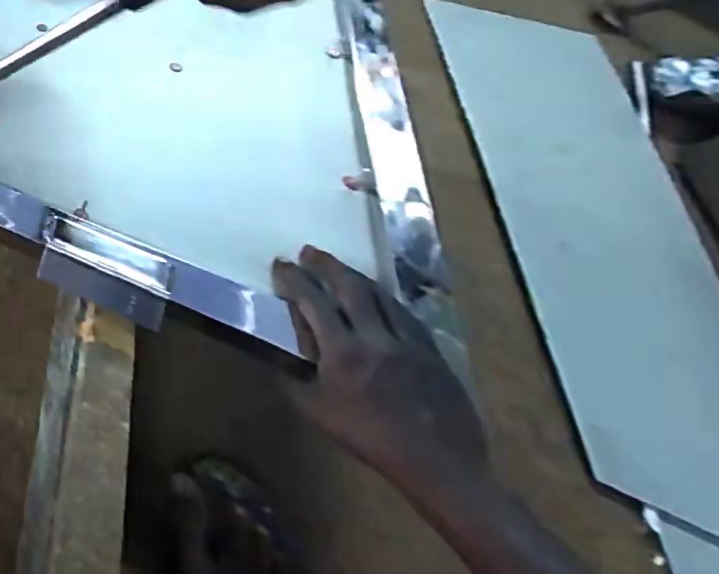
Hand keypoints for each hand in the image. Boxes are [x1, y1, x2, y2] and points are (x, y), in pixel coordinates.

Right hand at [273, 246, 486, 499]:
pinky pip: (405, 314)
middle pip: (349, 286)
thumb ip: (293, 378)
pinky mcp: (432, 351)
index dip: (293, 277)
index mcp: (342, 351)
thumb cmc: (371, 439)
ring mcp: (408, 341)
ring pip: (381, 295)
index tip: (281, 263)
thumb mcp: (317, 412)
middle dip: (326, 264)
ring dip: (356, 276)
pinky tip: (380, 299)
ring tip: (341, 269)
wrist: (441, 467)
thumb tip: (277, 353)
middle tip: (310, 251)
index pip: (312, 300)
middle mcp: (375, 336)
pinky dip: (386, 300)